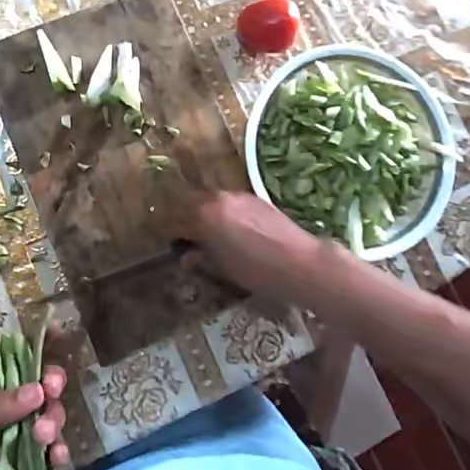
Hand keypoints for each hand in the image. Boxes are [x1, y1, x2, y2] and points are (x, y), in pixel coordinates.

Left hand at [0, 368, 70, 469]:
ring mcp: (20, 448)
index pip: (16, 376)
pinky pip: (54, 455)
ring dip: (54, 423)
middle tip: (51, 399)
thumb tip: (39, 388)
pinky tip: (56, 459)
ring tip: (44, 438)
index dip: (37, 371)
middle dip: (51, 397)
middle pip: (41, 397)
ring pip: (50, 423)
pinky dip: (59, 452)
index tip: (50, 377)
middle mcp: (6, 422)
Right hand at [174, 191, 335, 295]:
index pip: (177, 219)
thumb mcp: (225, 269)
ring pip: (216, 202)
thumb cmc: (258, 272)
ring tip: (208, 235)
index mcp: (207, 215)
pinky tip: (232, 232)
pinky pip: (233, 204)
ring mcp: (242, 197)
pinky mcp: (259, 200)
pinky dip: (227, 214)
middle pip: (195, 204)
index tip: (167, 242)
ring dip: (208, 214)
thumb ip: (203, 257)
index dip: (170, 231)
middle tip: (186, 238)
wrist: (302, 264)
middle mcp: (222, 199)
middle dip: (188, 219)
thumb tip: (188, 255)